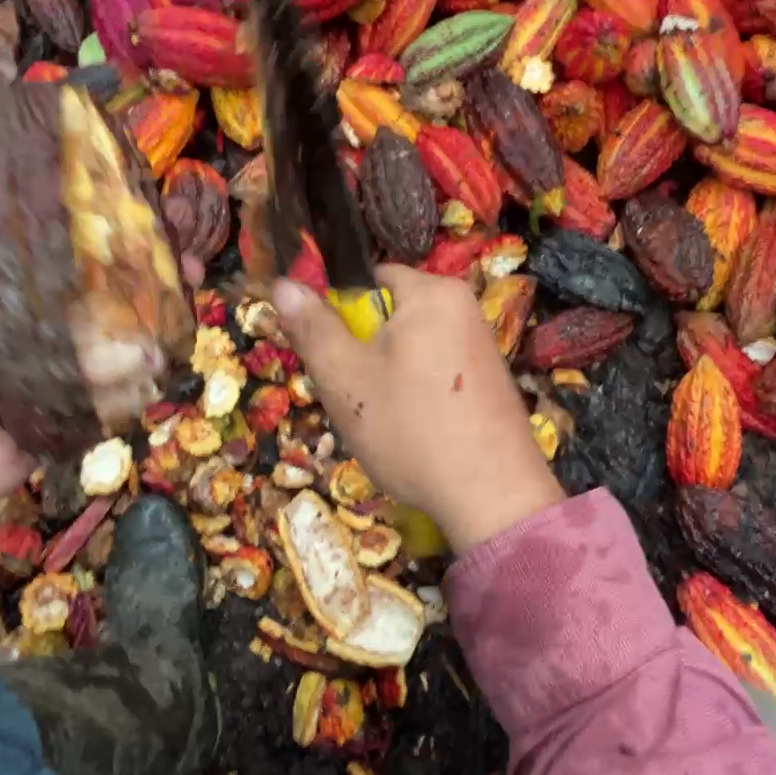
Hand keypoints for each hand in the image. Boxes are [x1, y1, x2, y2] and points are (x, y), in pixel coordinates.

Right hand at [271, 266, 564, 552]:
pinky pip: (438, 371)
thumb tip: (283, 283)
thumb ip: (312, 328)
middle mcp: (465, 307)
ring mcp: (483, 345)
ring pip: (413, 349)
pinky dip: (419, 394)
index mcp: (433, 292)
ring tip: (384, 420)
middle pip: (393, 315)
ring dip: (389, 377)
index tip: (330, 355)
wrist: (492, 496)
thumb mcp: (345, 379)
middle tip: (353, 395)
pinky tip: (414, 431)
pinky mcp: (492, 380)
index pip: (371, 278)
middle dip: (365, 351)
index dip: (340, 312)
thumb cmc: (411, 428)